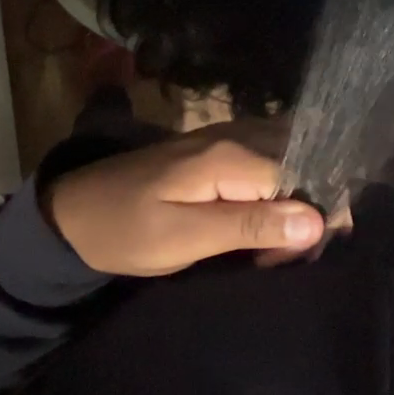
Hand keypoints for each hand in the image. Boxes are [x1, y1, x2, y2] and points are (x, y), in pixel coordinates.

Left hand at [43, 121, 325, 275]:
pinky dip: (274, 192)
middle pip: (301, 166)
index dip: (308, 222)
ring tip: (272, 244)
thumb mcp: (185, 238)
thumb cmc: (127, 231)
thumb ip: (251, 227)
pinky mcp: (218, 148)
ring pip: (288, 162)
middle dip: (305, 211)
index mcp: (232, 156)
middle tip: (280, 255)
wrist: (74, 213)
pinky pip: (268, 161)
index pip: (304, 180)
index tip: (291, 259)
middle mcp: (238, 135)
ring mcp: (228, 136)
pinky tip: (260, 221)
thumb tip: (319, 221)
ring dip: (290, 203)